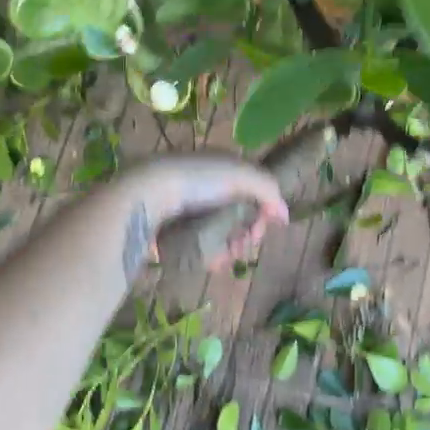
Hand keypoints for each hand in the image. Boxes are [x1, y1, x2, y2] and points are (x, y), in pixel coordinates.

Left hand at [130, 154, 291, 269]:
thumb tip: (284, 216)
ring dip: (230, 247)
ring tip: (225, 258)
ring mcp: (187, 207)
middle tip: (242, 247)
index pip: (253, 190)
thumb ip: (269, 191)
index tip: (260, 230)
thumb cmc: (197, 180)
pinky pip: (198, 243)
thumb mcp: (241, 175)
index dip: (262, 211)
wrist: (145, 194)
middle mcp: (206, 184)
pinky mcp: (171, 228)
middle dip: (246, 233)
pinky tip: (211, 262)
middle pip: (238, 214)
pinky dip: (209, 254)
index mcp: (222, 167)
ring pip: (220, 232)